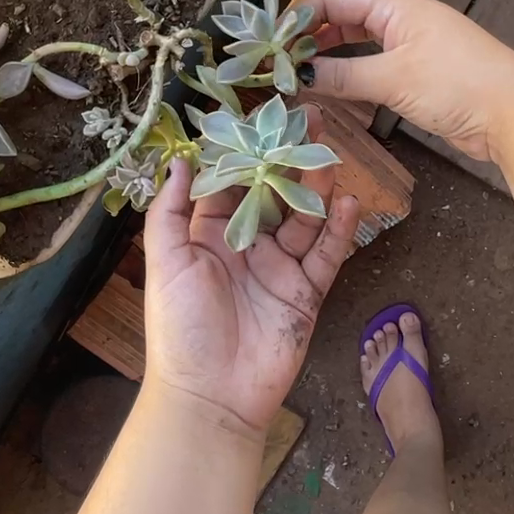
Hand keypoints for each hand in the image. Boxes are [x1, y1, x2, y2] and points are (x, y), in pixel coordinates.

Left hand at [142, 113, 360, 438]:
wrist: (212, 396)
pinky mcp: (306, 293)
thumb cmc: (181, 329)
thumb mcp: (166, 263)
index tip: (264, 117)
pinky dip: (338, 230)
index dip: (248, 151)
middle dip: (292, 159)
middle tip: (313, 121)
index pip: (233, 182)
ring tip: (330, 158)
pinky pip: (326, 255)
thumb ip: (170, 211)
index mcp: (210, 236)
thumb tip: (179, 161)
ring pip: (304, 219)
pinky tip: (347, 203)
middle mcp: (247, 246)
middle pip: (276, 194)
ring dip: (317, 189)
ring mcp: (279, 268)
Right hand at [288, 0, 513, 161]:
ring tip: (298, 65)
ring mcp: (413, 44)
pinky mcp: (420, 72)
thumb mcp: (392, 79)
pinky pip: (374, 62)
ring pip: (360, 37)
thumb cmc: (456, 85)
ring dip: (330, 48)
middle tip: (279, 50)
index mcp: (397, 4)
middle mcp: (403, 17)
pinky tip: (333, 82)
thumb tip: (296, 73)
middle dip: (312, 27)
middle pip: (347, 11)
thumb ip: (342, 75)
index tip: (271, 35)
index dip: (303, 10)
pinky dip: (350, 69)